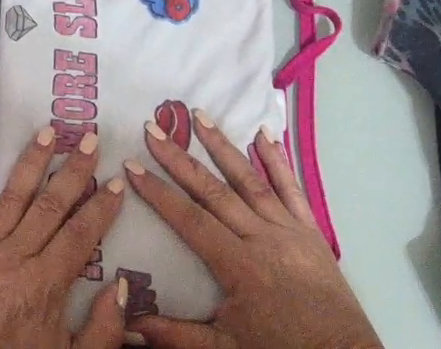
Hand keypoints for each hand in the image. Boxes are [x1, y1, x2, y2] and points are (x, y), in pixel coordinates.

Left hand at [0, 127, 129, 348]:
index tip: (118, 182)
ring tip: (47, 131)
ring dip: (32, 161)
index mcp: (45, 285)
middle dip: (73, 171)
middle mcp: (15, 258)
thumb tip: (123, 286)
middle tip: (90, 139)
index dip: (101, 208)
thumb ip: (102, 329)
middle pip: (50, 206)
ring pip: (13, 196)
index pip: (79, 235)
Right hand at [124, 115, 381, 348]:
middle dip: (179, 158)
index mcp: (240, 266)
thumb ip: (176, 335)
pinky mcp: (312, 233)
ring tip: (198, 114)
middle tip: (153, 128)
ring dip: (222, 145)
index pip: (189, 219)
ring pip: (249, 180)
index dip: (158, 191)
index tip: (132, 164)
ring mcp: (290, 231)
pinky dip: (278, 161)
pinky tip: (264, 135)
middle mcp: (263, 238)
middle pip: (213, 190)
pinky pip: (292, 191)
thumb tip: (128, 325)